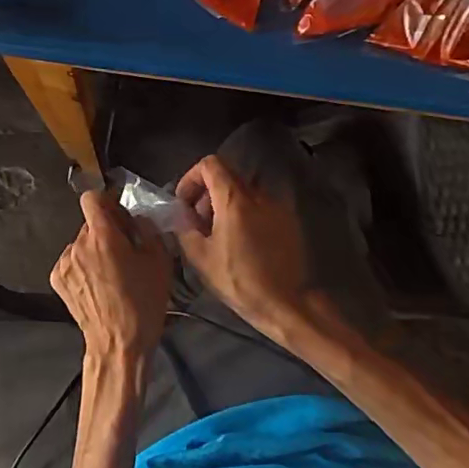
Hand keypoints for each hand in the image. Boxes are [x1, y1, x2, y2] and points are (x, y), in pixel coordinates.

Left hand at [50, 191, 173, 358]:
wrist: (118, 344)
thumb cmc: (142, 303)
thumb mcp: (158, 261)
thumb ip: (146, 229)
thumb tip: (135, 218)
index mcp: (102, 236)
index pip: (91, 198)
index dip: (106, 201)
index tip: (118, 214)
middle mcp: (77, 244)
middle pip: (90, 224)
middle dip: (106, 232)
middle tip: (124, 251)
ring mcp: (64, 262)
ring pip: (81, 244)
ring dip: (94, 250)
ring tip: (111, 275)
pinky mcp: (56, 279)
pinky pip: (72, 261)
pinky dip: (83, 266)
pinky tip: (97, 285)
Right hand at [175, 155, 317, 331]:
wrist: (286, 303)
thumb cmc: (238, 280)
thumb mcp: (200, 256)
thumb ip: (184, 227)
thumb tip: (180, 213)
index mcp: (234, 199)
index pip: (210, 164)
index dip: (192, 178)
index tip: (185, 202)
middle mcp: (258, 195)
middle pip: (227, 176)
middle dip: (206, 193)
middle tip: (198, 223)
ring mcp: (277, 206)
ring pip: (243, 191)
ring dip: (225, 204)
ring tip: (219, 234)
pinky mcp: (289, 221)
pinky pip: (260, 206)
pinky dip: (245, 213)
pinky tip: (241, 242)